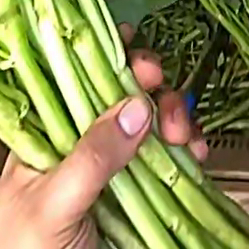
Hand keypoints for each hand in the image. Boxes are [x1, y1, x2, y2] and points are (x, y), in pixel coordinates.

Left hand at [0, 29, 207, 248]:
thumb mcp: (51, 206)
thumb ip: (91, 157)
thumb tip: (138, 105)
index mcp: (51, 134)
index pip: (78, 76)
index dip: (107, 53)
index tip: (132, 42)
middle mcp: (86, 141)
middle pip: (123, 91)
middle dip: (150, 84)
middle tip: (162, 90)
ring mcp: (117, 165)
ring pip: (152, 118)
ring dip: (174, 114)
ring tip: (182, 134)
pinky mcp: (143, 191)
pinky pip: (171, 157)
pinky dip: (189, 148)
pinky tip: (197, 153)